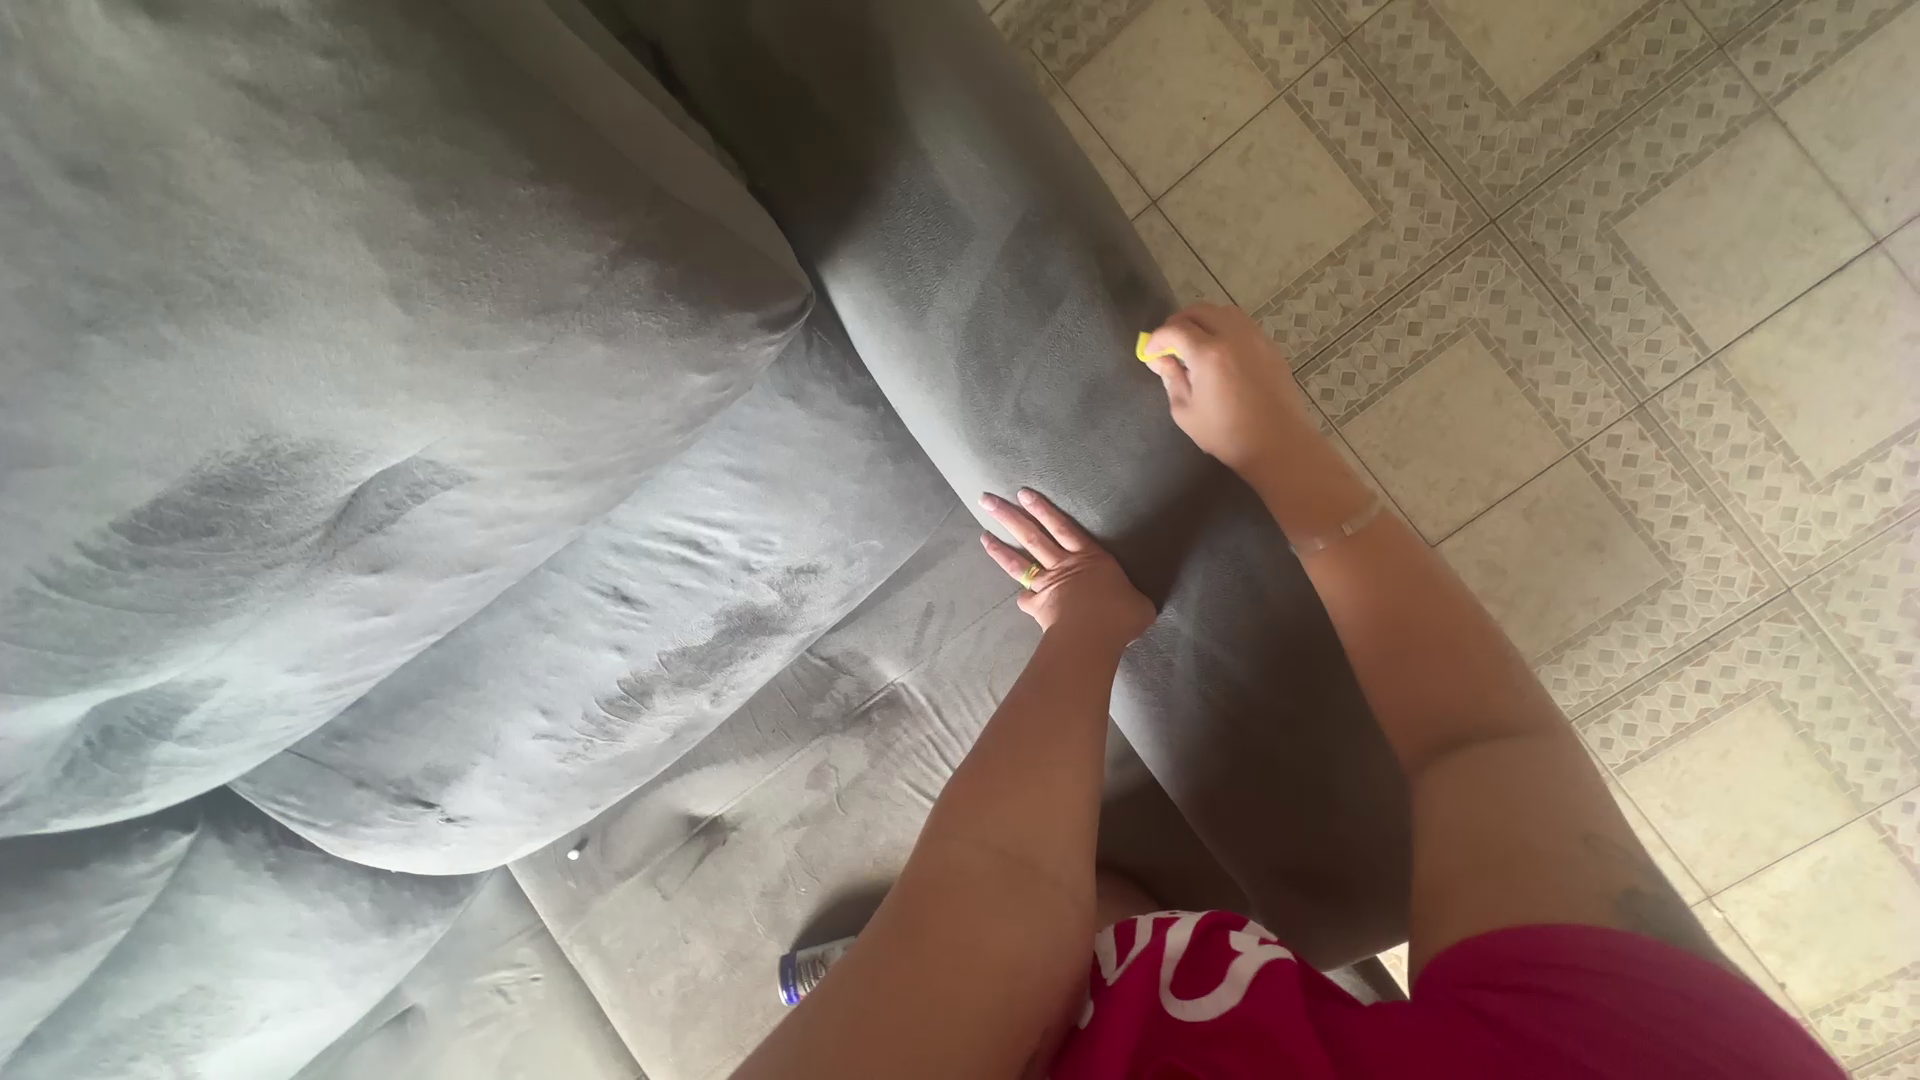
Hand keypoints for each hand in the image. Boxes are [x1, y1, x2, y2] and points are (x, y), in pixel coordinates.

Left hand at [978, 489, 1154, 648]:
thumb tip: (1135, 607)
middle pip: (1031, 536)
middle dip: (1009, 516)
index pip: (1062, 526)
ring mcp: (1047, 585)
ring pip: (1019, 562)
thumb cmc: (1120, 615)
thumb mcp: (1138, 604)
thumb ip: (1132, 599)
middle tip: (988, 501)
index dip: (1043, 509)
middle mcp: (1063, 565)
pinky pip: (1026, 599)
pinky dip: (1023, 598)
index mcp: (1090, 557)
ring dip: (1000, 548)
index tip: (1023, 494)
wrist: (1093, 637)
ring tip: (983, 535)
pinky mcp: (1037, 606)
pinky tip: (1020, 599)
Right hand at [1141, 304, 1315, 479]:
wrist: (1277, 442)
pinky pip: (1242, 325)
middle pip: (1200, 311)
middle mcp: (1233, 336)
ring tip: (1194, 344)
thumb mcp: (1185, 411)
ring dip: (1203, 321)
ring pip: (1224, 312)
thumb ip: (1171, 379)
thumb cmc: (1225, 433)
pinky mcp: (1269, 347)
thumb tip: (1160, 360)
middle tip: (1168, 344)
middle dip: (1178, 323)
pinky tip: (1219, 353)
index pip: (1174, 330)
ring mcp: (1255, 338)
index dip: (1157, 338)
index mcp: (1208, 353)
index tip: (1150, 353)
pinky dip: (1224, 329)